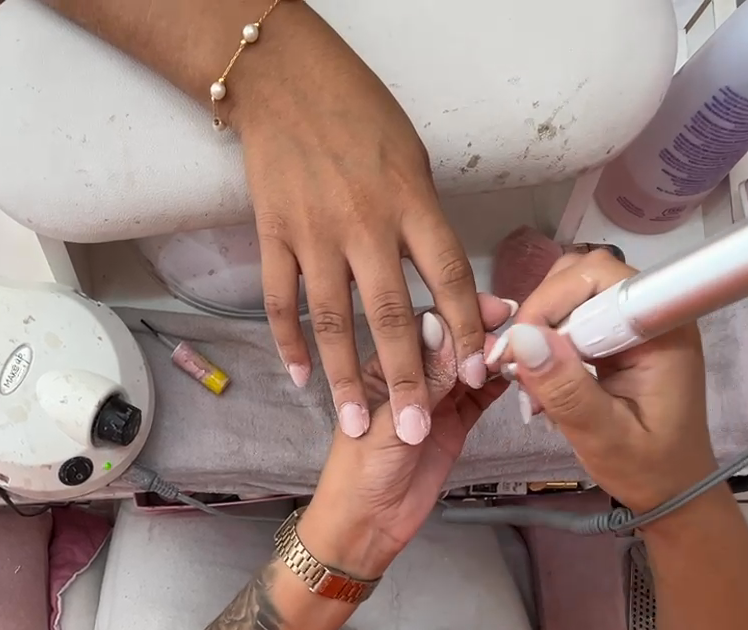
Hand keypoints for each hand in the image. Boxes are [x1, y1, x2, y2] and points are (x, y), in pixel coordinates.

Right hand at [231, 4, 484, 446]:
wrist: (285, 80)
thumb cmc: (358, 114)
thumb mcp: (412, 160)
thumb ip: (426, 224)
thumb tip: (448, 286)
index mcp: (410, 202)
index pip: (446, 278)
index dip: (462, 330)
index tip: (474, 374)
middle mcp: (365, 224)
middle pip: (392, 315)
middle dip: (407, 379)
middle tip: (415, 430)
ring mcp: (314, 234)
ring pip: (333, 320)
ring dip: (344, 378)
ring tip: (355, 423)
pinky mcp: (273, 237)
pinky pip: (280, 301)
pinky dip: (289, 343)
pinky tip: (300, 378)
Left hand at [296, 294, 513, 577]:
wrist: (365, 527)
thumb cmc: (359, 475)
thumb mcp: (391, 425)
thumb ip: (423, 383)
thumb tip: (450, 330)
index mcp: (383, 370)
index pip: (423, 329)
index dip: (455, 315)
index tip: (489, 310)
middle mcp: (411, 379)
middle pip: (451, 343)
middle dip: (481, 330)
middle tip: (514, 324)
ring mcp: (435, 402)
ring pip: (469, 367)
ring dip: (494, 355)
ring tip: (522, 348)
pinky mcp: (454, 426)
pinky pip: (480, 397)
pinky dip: (499, 384)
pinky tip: (519, 372)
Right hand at [493, 251, 716, 514]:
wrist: (672, 490)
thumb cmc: (645, 469)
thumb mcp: (602, 437)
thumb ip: (566, 389)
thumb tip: (523, 338)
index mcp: (660, 329)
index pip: (598, 276)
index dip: (551, 302)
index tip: (520, 351)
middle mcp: (652, 314)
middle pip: (582, 277)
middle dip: (541, 316)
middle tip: (519, 368)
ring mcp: (635, 324)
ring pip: (573, 295)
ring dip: (540, 331)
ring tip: (530, 378)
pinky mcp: (620, 339)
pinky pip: (574, 319)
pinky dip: (547, 345)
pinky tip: (542, 381)